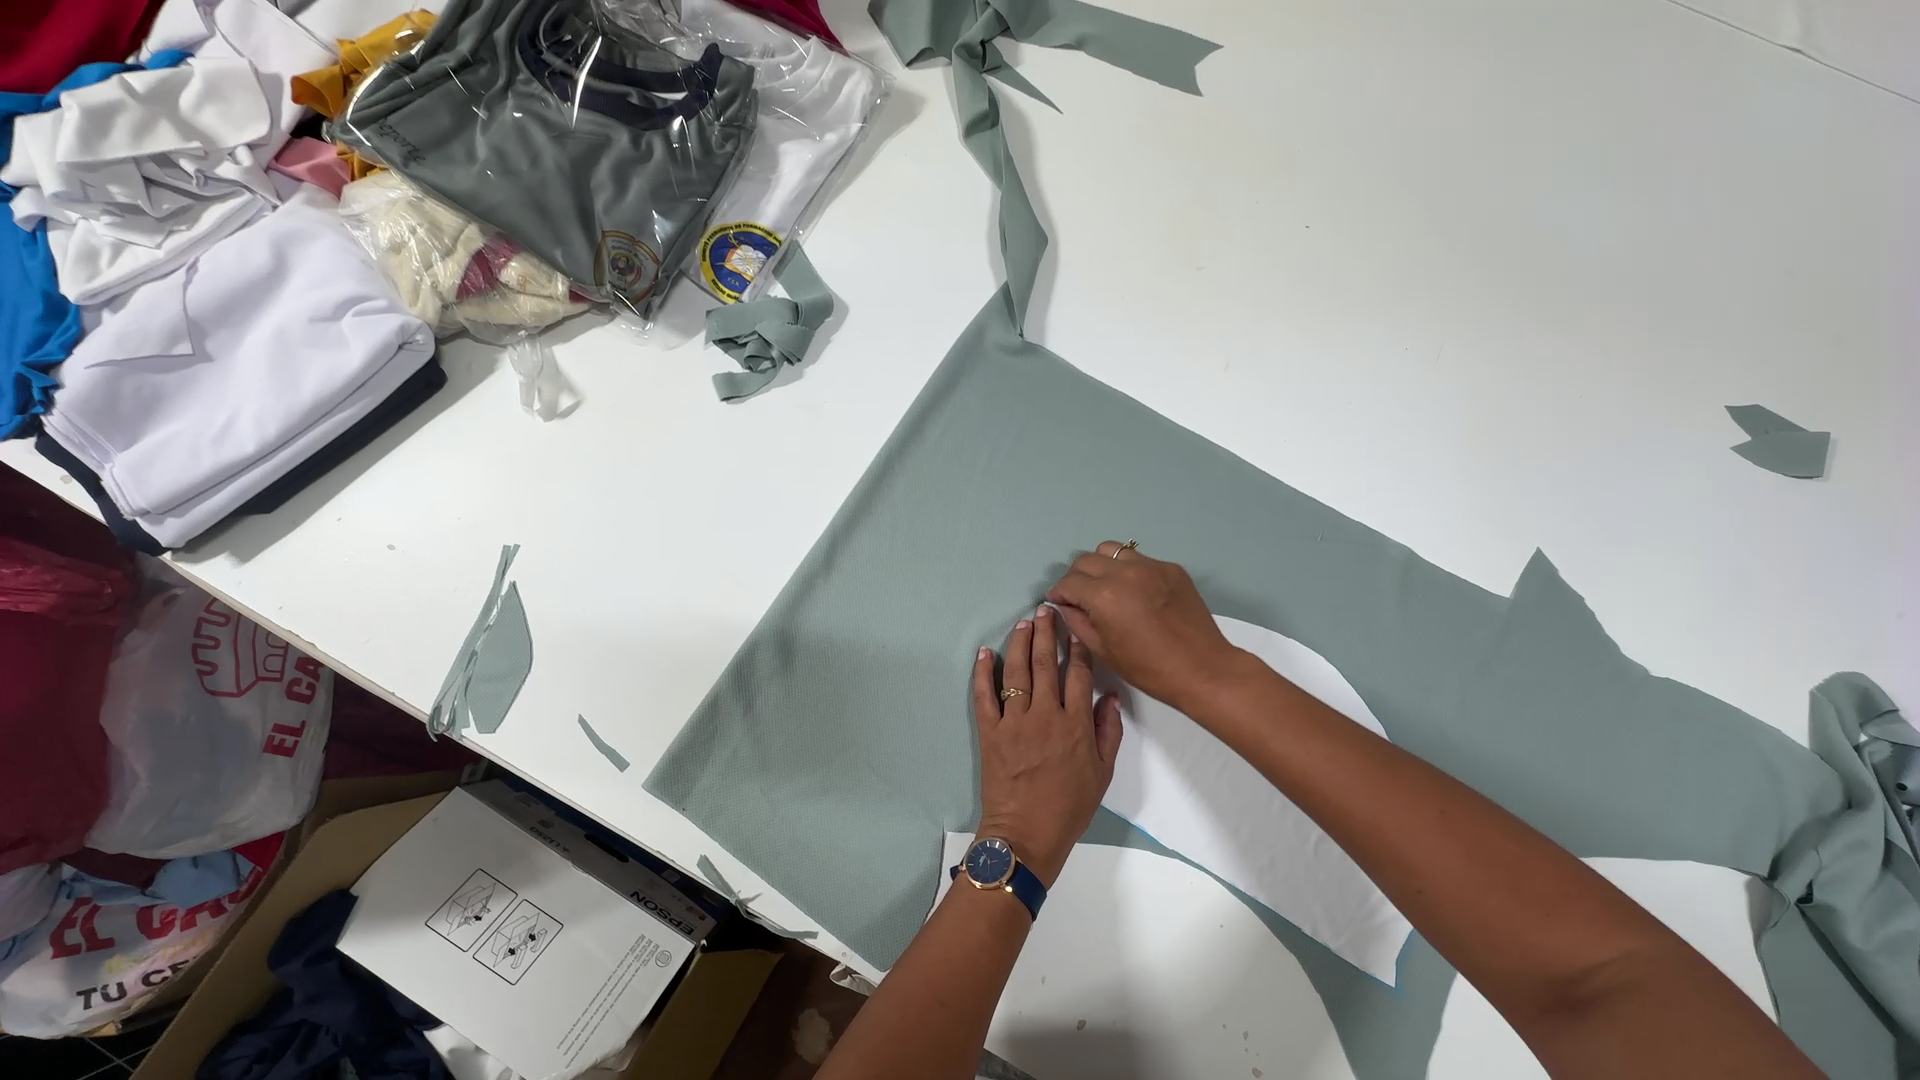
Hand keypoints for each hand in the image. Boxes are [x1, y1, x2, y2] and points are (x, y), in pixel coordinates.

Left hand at [972, 604, 1122, 886]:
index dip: (1077, 647)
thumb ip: (1108, 732)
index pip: (1077, 674)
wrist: (1026, 834)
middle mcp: (1044, 715)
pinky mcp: (990, 732)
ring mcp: (1014, 721)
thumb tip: (1111, 697)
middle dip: (1046, 633)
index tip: (1076, 627)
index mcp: (1075, 724)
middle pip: (1044, 664)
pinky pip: (984, 696)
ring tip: (1024, 622)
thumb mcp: (1102, 773)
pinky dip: (982, 673)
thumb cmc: (1069, 807)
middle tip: (1046, 609)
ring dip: (1019, 643)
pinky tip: (984, 653)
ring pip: (1016, 672)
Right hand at [1046, 541, 1245, 714]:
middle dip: (1077, 578)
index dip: (1058, 593)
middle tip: (1081, 597)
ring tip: (1107, 587)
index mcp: (1104, 595)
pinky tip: (1137, 593)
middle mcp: (1124, 572)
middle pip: (1086, 560)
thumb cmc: (1148, 667)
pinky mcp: (1171, 568)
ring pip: (1112, 551)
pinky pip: (1140, 560)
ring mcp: (1151, 566)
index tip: (1058, 602)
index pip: (1068, 582)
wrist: (1201, 668)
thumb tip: (1065, 605)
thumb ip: (1077, 622)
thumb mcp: (1103, 650)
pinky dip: (1129, 571)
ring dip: (1102, 566)